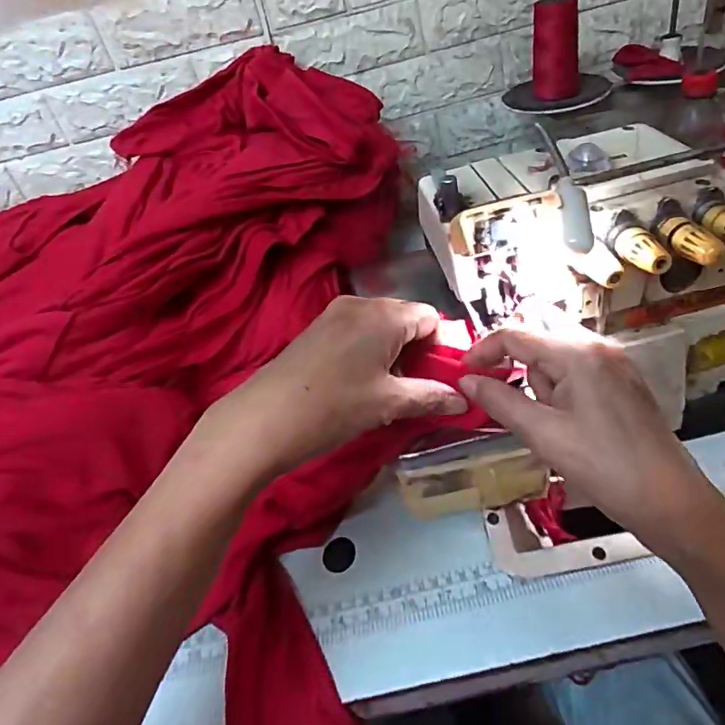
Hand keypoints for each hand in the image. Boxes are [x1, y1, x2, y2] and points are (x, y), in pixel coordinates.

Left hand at [217, 296, 470, 474]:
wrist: (261, 420)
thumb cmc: (333, 407)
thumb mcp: (387, 404)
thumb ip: (430, 396)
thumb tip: (463, 401)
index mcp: (384, 315)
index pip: (431, 316)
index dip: (441, 346)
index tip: (438, 378)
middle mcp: (361, 304)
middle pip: (406, 317)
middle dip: (417, 349)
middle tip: (415, 387)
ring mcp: (335, 313)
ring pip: (380, 325)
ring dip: (392, 351)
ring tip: (386, 389)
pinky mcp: (317, 328)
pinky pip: (358, 330)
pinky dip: (368, 350)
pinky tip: (358, 382)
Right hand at [459, 327, 724, 552]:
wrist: (670, 501)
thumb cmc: (604, 467)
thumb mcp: (544, 435)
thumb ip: (500, 401)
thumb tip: (466, 380)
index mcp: (578, 352)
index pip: (516, 334)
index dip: (484, 350)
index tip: (464, 374)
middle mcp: (599, 346)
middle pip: (540, 338)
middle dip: (517, 366)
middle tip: (510, 403)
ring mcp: (616, 362)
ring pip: (560, 356)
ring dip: (542, 382)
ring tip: (552, 427)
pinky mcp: (625, 382)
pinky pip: (581, 370)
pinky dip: (563, 388)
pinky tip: (570, 424)